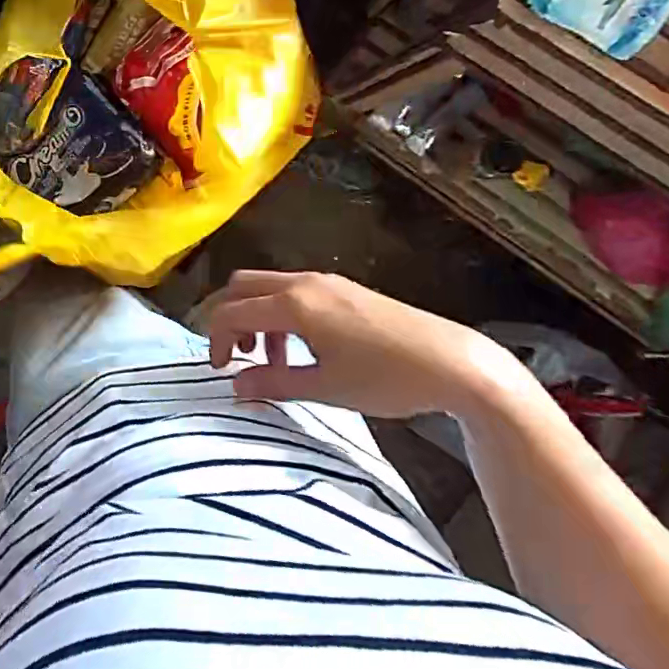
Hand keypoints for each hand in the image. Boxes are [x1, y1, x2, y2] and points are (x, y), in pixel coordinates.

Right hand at [203, 270, 540, 420]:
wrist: (453, 362)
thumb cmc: (385, 378)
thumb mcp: (325, 387)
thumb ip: (274, 382)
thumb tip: (236, 386)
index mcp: (294, 304)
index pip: (232, 312)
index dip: (215, 340)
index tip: (220, 370)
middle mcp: (304, 283)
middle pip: (242, 286)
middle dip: (228, 318)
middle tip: (235, 356)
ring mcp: (326, 282)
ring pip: (268, 287)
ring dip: (255, 316)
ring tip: (269, 357)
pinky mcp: (343, 288)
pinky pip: (293, 291)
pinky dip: (279, 313)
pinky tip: (300, 346)